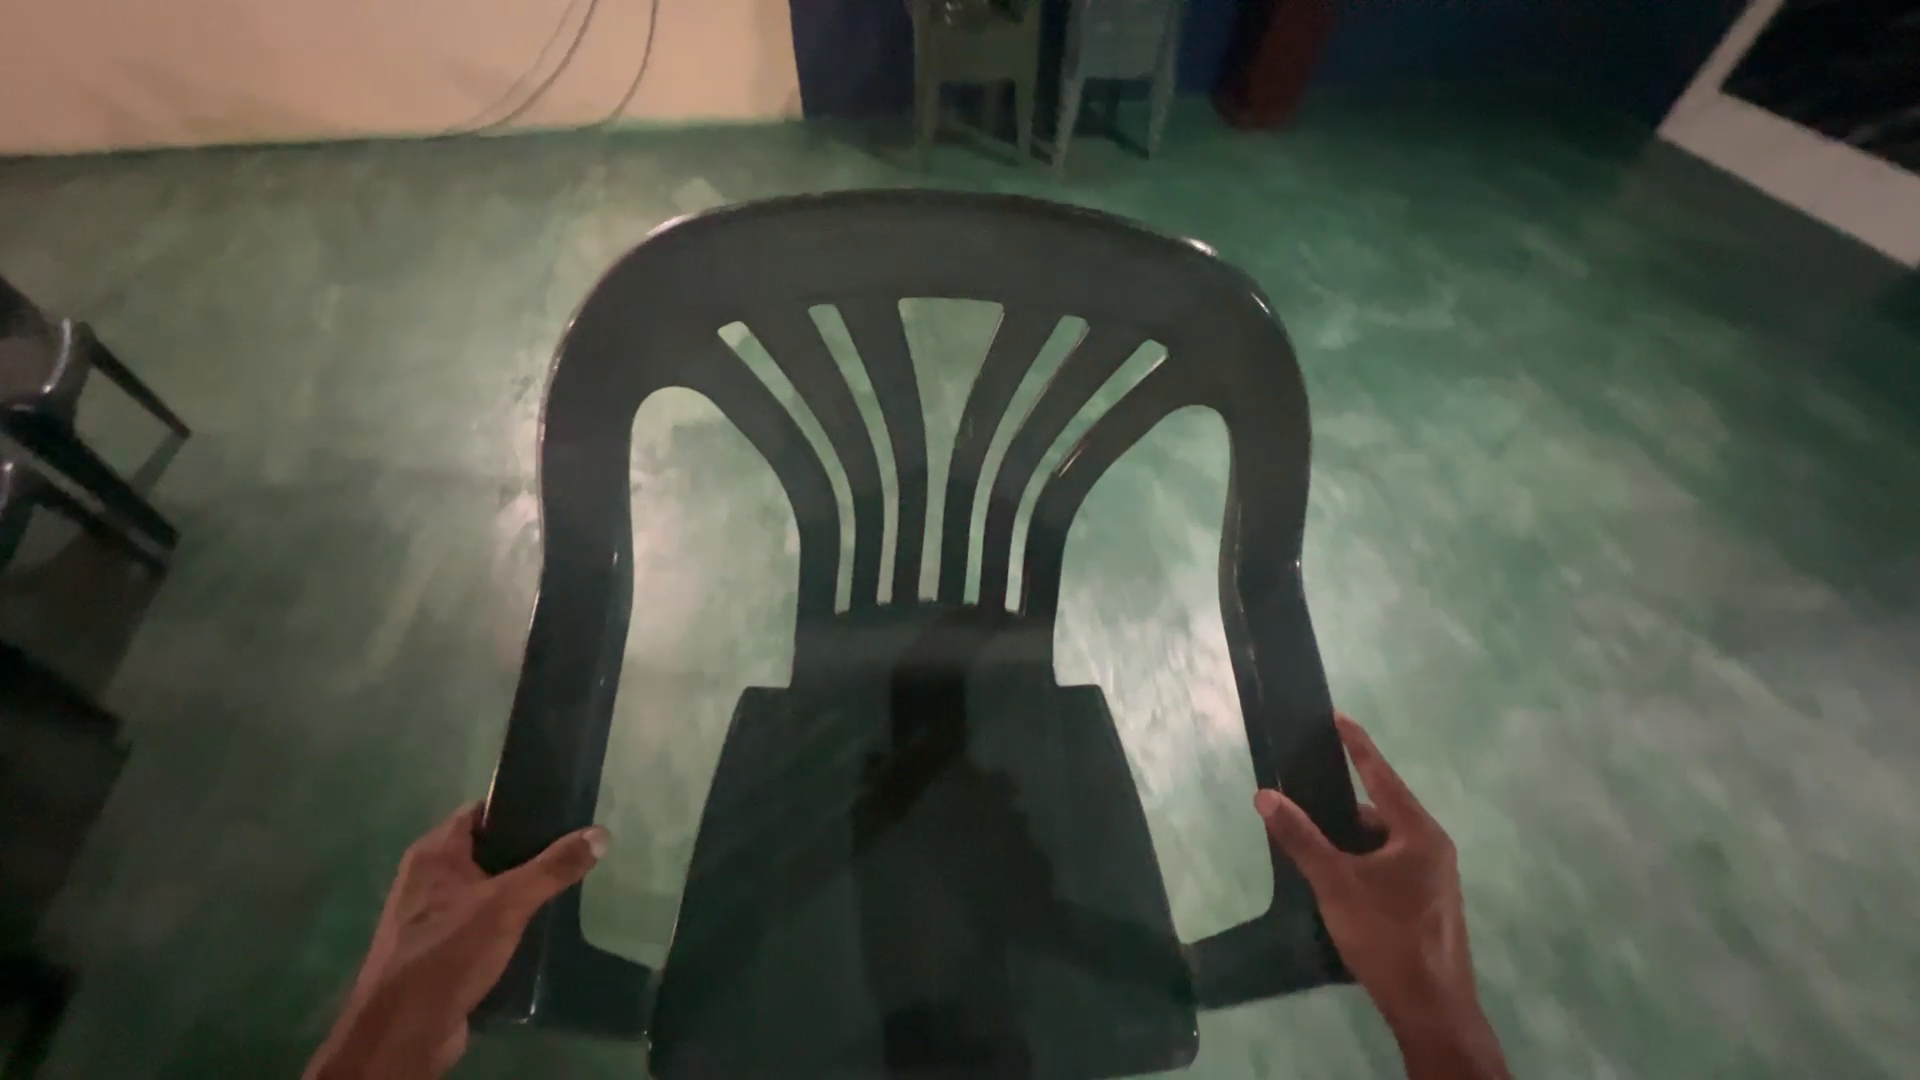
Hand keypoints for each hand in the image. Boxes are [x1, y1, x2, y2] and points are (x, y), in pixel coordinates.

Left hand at [303, 804, 608, 1079]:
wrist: (401, 1036)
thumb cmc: (447, 953)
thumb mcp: (508, 903)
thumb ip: (554, 867)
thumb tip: (601, 834)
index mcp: (434, 854)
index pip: (483, 810)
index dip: (521, 804)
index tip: (562, 807)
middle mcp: (428, 878)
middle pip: (490, 847)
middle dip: (530, 847)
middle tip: (573, 844)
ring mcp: (432, 915)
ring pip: (489, 885)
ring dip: (522, 885)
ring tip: (566, 879)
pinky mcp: (442, 948)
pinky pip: (483, 917)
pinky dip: (510, 916)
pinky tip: (541, 920)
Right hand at [1256, 714, 1509, 1079]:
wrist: (1432, 1012)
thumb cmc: (1387, 937)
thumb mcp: (1335, 883)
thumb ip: (1299, 836)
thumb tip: (1265, 795)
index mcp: (1418, 834)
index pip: (1382, 776)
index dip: (1358, 746)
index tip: (1339, 718)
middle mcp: (1431, 848)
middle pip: (1378, 811)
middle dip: (1338, 806)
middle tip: (1301, 799)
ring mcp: (1432, 878)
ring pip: (1380, 842)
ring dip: (1346, 840)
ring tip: (1308, 844)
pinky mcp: (1425, 902)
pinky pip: (1385, 864)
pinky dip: (1357, 861)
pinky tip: (1332, 878)